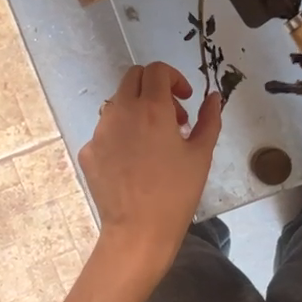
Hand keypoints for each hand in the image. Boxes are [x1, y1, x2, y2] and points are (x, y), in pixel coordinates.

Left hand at [79, 63, 222, 268]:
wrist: (138, 230)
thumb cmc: (176, 193)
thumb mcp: (201, 154)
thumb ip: (209, 119)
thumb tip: (213, 97)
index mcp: (151, 108)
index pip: (157, 70)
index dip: (174, 78)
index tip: (185, 99)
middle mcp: (120, 112)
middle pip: (132, 78)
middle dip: (154, 87)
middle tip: (171, 116)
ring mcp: (100, 131)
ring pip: (117, 104)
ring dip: (136, 110)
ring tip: (154, 141)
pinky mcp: (88, 151)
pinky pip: (106, 131)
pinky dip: (122, 135)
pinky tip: (134, 162)